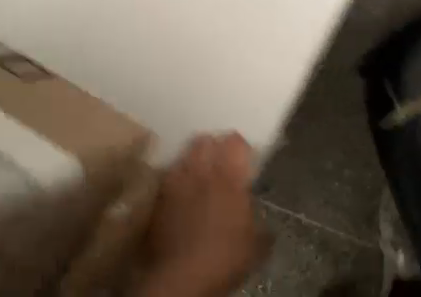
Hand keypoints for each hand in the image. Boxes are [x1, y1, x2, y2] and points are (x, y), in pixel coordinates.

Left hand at [135, 133, 266, 296]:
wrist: (180, 280)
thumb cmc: (224, 258)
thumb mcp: (256, 245)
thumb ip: (261, 225)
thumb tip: (263, 224)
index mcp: (230, 176)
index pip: (235, 141)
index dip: (240, 146)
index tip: (245, 158)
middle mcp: (202, 173)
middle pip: (205, 141)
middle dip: (212, 147)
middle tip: (220, 162)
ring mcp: (176, 186)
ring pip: (183, 157)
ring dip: (192, 161)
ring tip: (198, 175)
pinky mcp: (157, 203)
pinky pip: (167, 181)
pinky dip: (175, 183)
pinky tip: (180, 195)